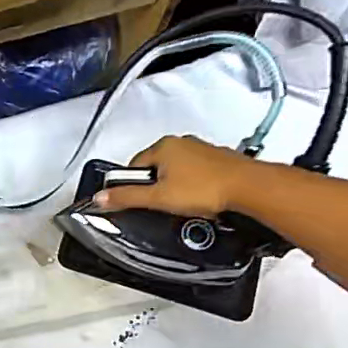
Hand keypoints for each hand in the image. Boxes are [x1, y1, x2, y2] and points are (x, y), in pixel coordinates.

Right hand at [91, 135, 258, 217]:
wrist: (248, 188)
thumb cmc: (203, 189)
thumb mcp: (158, 198)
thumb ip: (127, 197)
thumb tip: (99, 198)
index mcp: (163, 146)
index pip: (134, 165)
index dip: (133, 186)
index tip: (140, 201)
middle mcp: (182, 142)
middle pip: (155, 167)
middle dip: (156, 186)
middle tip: (163, 205)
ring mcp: (202, 149)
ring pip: (177, 170)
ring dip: (176, 185)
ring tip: (185, 204)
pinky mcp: (218, 159)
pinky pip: (196, 172)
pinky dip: (195, 184)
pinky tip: (201, 198)